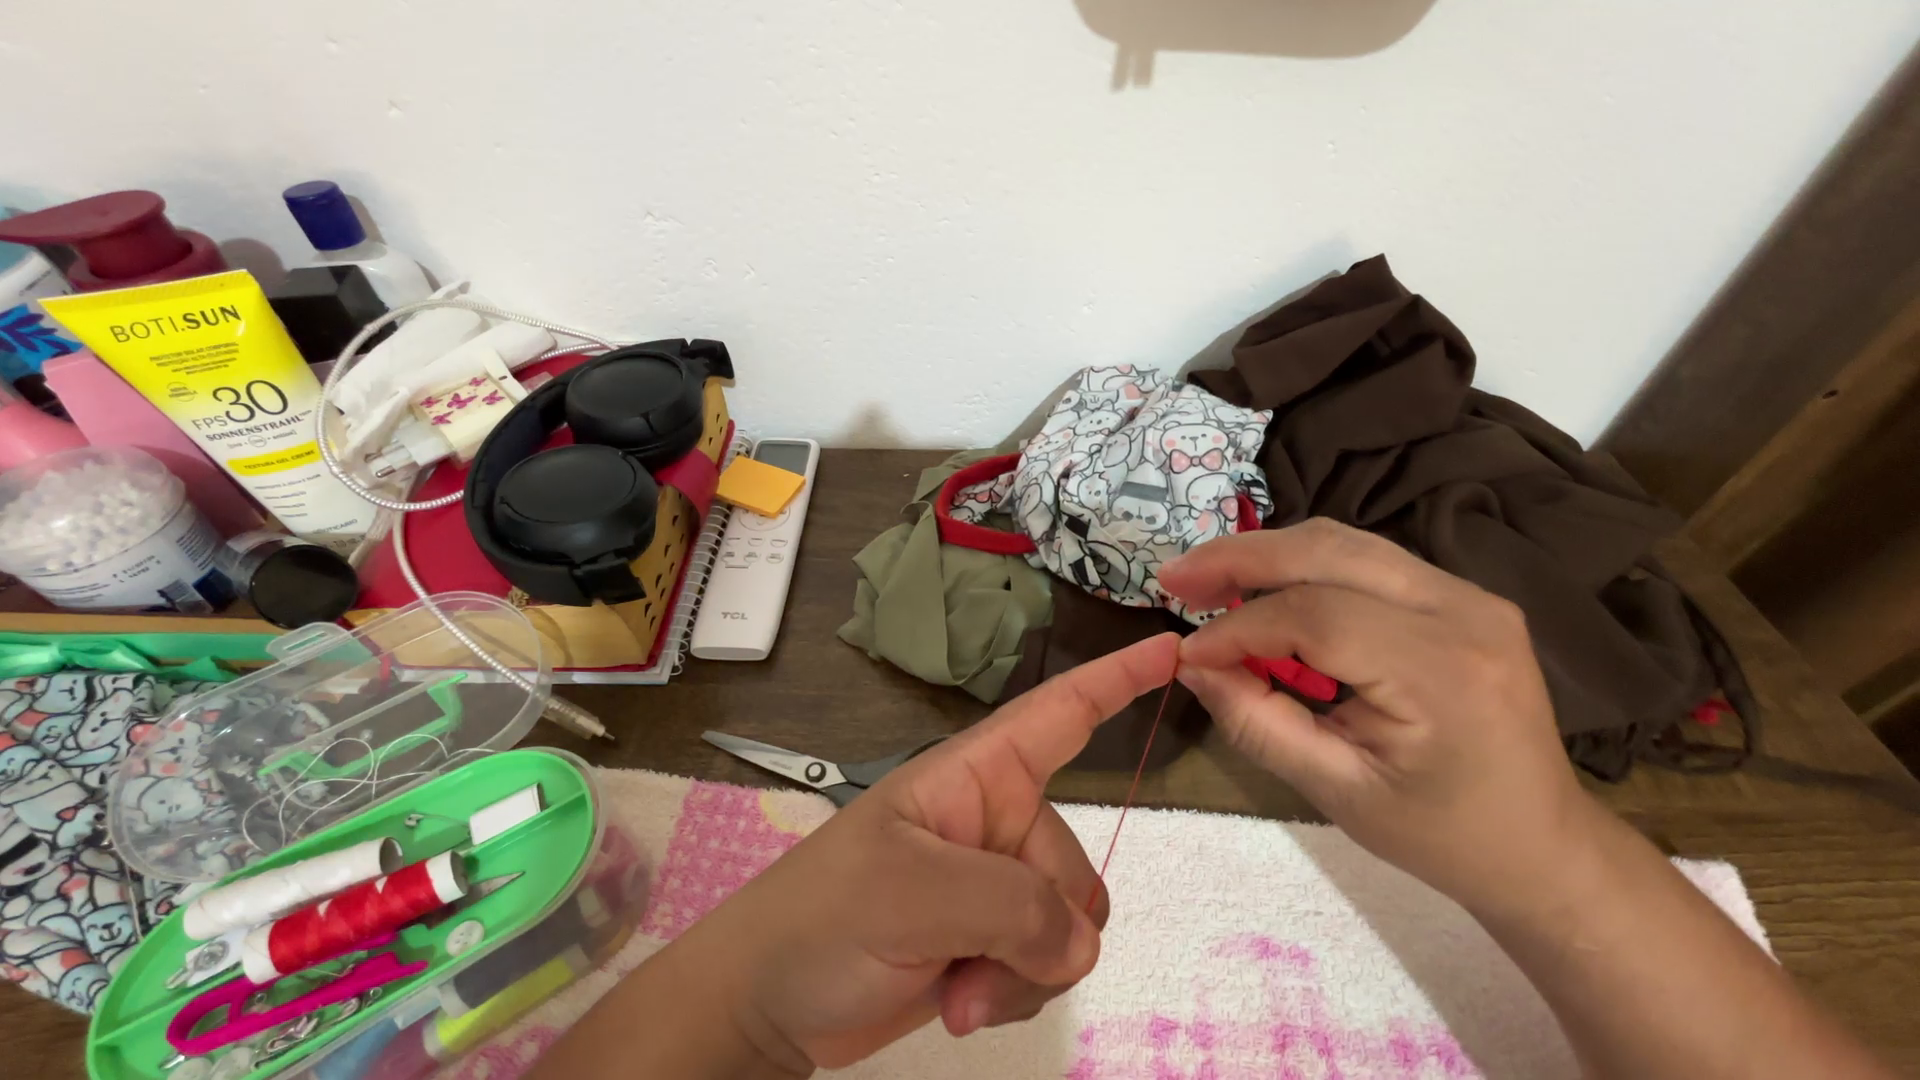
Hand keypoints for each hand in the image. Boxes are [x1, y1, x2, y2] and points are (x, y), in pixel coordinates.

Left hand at [668, 632, 1180, 1073]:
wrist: (768, 1002)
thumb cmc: (823, 916)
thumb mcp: (912, 892)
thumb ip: (1013, 904)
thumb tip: (1077, 940)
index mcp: (974, 777)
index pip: (1057, 714)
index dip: (1117, 679)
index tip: (1173, 650)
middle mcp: (993, 823)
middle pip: (1074, 862)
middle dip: (1046, 922)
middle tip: (980, 956)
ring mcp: (991, 886)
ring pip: (1069, 924)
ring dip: (1027, 970)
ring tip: (958, 986)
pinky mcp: (988, 943)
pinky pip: (1048, 965)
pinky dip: (1016, 994)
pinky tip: (959, 1005)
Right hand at [1158, 519, 1592, 913]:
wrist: (1541, 843)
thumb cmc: (1440, 834)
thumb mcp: (1335, 791)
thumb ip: (1257, 721)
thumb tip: (1191, 663)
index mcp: (1443, 671)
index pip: (1317, 615)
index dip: (1239, 628)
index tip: (1186, 654)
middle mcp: (1464, 611)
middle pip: (1328, 550)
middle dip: (1240, 557)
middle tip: (1175, 577)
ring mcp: (1470, 594)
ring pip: (1344, 541)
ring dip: (1266, 553)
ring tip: (1206, 578)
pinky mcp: (1461, 594)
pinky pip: (1365, 558)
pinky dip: (1301, 566)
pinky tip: (1262, 588)